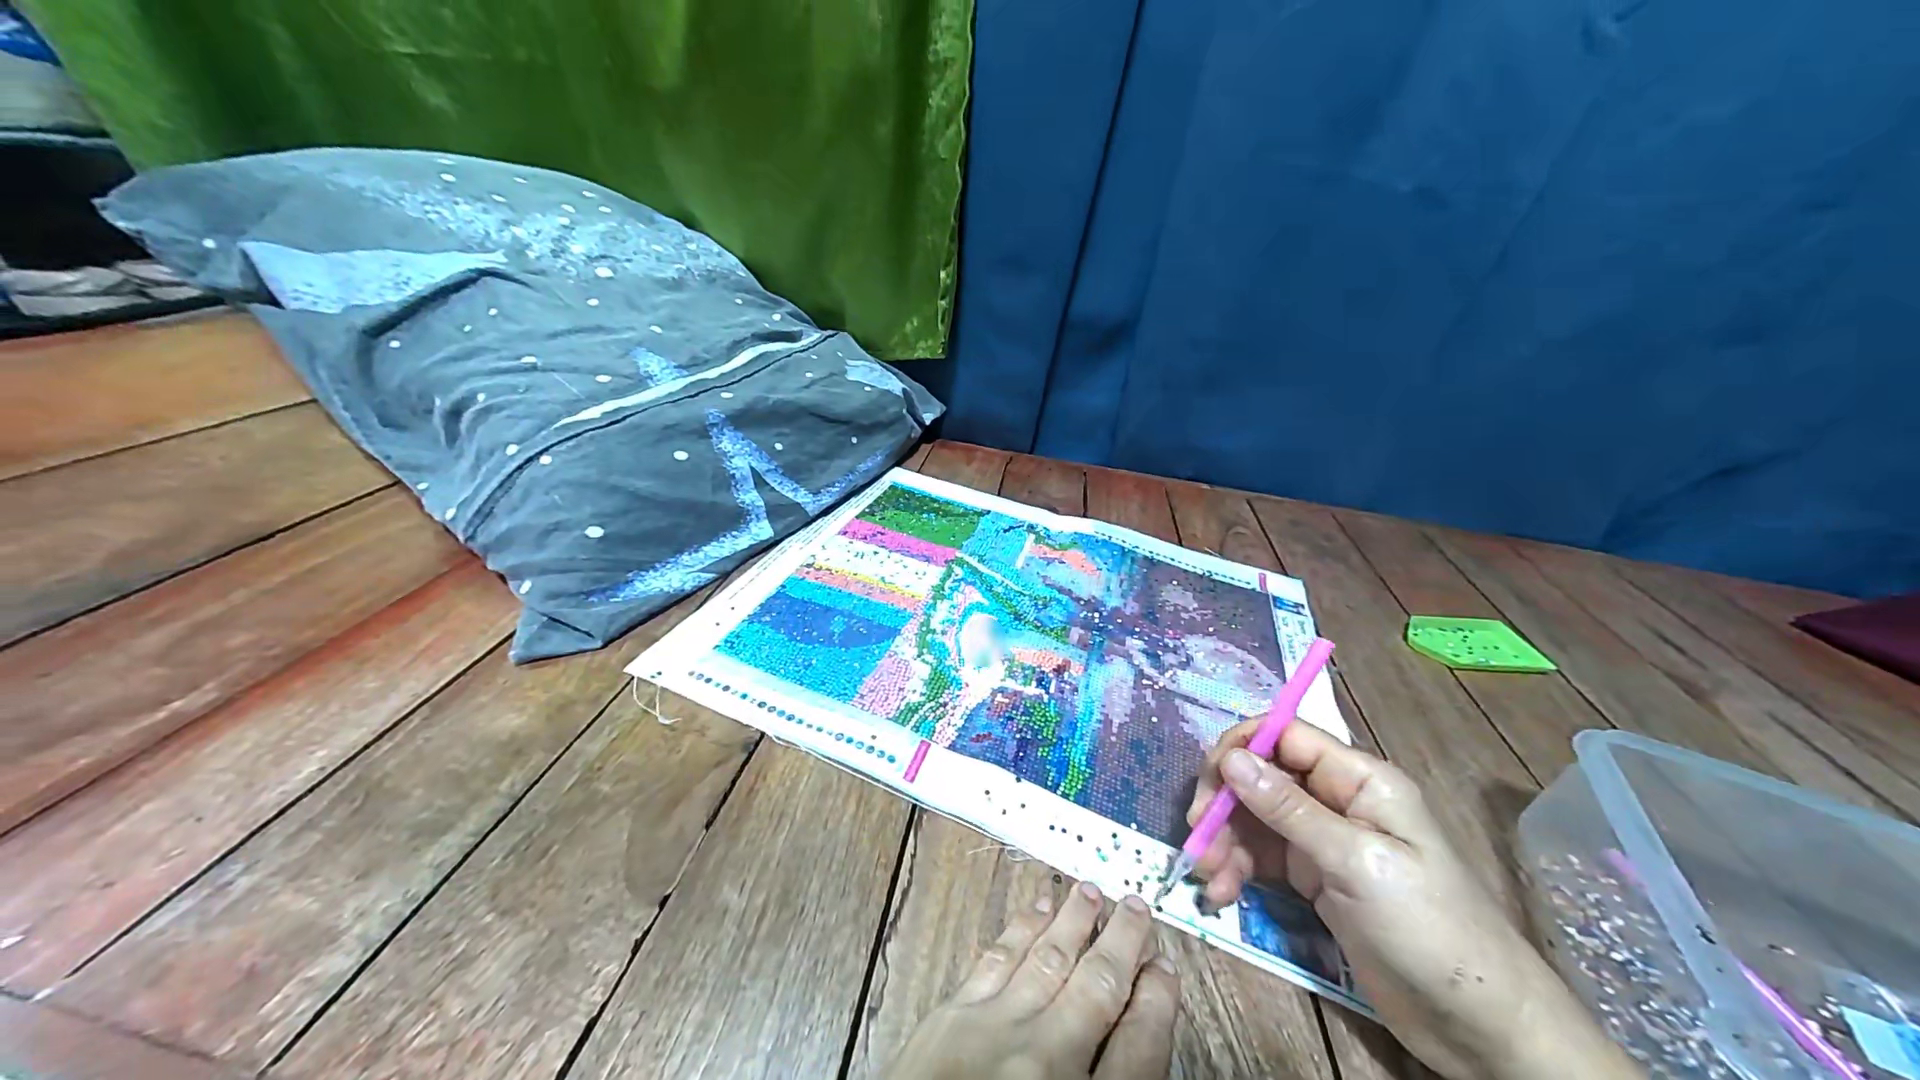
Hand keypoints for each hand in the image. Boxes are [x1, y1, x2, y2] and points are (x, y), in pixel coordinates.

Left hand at [887, 883, 1180, 1079]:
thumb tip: (1130, 1053)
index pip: (1140, 1047)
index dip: (1157, 1003)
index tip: (1165, 968)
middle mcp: (1047, 1062)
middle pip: (1098, 987)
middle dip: (1123, 943)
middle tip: (1138, 907)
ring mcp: (998, 1032)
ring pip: (1049, 959)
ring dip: (1074, 922)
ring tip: (1091, 892)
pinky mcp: (954, 1018)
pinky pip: (998, 961)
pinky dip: (1022, 931)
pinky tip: (1037, 911)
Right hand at [1187, 720, 1640, 1079]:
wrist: (1478, 1026)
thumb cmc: (1429, 930)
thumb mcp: (1355, 863)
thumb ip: (1289, 809)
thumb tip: (1231, 757)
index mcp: (1358, 779)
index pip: (1285, 736)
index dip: (1241, 748)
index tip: (1207, 782)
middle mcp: (1336, 798)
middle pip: (1260, 776)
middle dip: (1225, 802)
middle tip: (1197, 835)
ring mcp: (1322, 838)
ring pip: (1253, 817)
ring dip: (1224, 841)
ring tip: (1209, 878)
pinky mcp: (1312, 876)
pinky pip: (1260, 855)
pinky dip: (1236, 868)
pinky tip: (1223, 893)